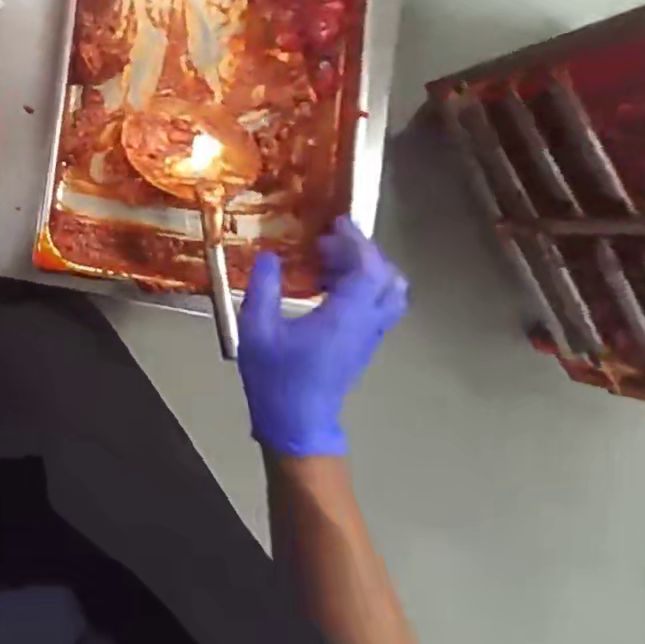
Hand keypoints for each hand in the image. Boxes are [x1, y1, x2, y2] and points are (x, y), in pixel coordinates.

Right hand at [238, 217, 407, 457]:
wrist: (295, 421)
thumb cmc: (275, 375)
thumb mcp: (256, 328)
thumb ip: (263, 288)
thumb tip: (269, 256)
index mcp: (345, 316)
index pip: (368, 267)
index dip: (356, 240)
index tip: (336, 222)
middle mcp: (367, 324)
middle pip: (388, 278)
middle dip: (363, 253)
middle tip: (329, 242)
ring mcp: (369, 337)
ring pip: (389, 294)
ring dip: (365, 270)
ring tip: (328, 262)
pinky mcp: (362, 346)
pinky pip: (376, 306)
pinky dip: (361, 287)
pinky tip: (326, 288)